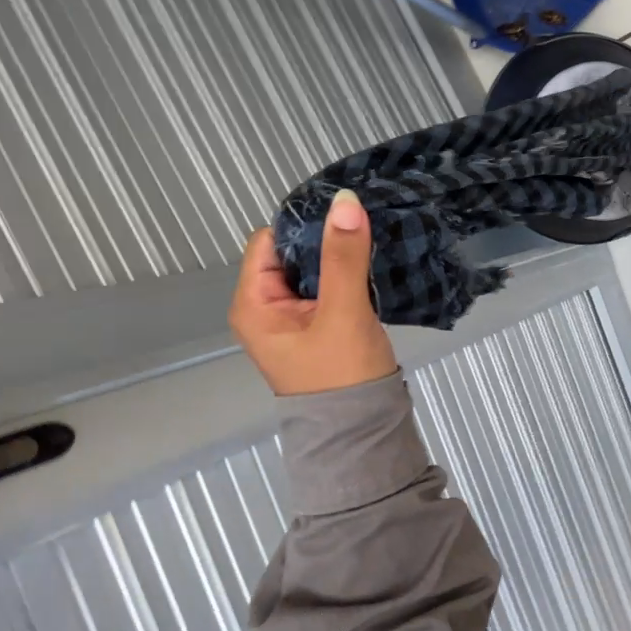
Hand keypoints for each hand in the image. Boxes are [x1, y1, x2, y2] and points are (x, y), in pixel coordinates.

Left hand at [230, 189, 397, 395]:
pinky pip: (332, 288)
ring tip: (376, 241)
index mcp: (253, 304)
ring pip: (317, 270)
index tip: (347, 214)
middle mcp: (267, 308)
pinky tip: (376, 268)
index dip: (306, 225)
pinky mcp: (322, 327)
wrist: (363, 430)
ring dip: (343, 257)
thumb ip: (344, 256)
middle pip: (294, 254)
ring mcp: (295, 319)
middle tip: (369, 223)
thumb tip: (345, 200)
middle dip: (328, 239)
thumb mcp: (344, 311)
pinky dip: (351, 276)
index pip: (271, 242)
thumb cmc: (342, 372)